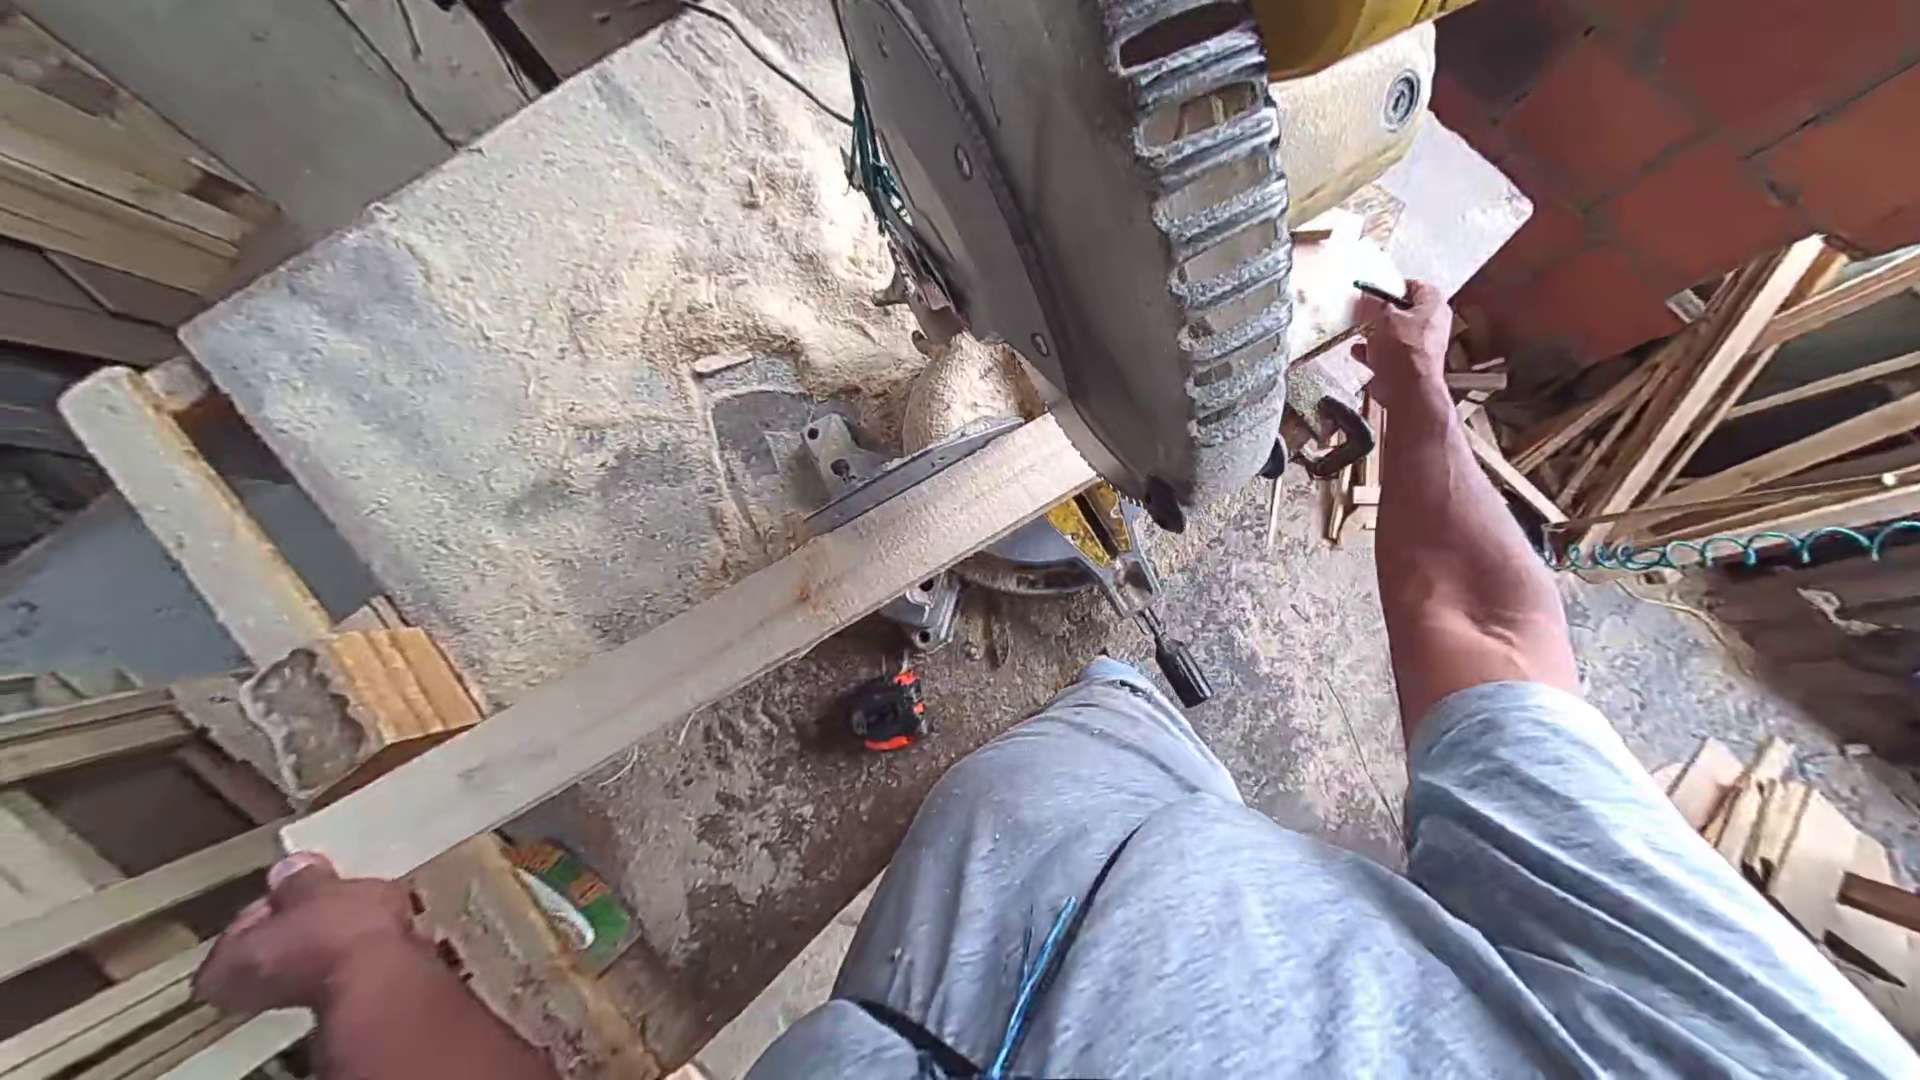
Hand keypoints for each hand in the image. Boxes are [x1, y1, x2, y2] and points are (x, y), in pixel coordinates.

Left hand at [194, 853, 425, 1013]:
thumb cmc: (338, 930)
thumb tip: (288, 868)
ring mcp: (295, 994)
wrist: (384, 971)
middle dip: (323, 910)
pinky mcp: (340, 990)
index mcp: (223, 967)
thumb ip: (300, 878)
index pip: (253, 915)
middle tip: (350, 889)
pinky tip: (393, 918)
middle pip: (288, 932)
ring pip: (321, 942)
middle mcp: (247, 989)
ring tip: (380, 900)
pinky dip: (366, 936)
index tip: (319, 878)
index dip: (290, 892)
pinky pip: (348, 953)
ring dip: (349, 921)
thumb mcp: (319, 888)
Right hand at [1353, 279, 1451, 411]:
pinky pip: (1386, 351)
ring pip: (1393, 332)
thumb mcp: (1384, 318)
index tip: (1374, 291)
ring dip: (1374, 333)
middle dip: (1380, 313)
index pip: (1415, 286)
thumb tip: (1366, 295)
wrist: (1406, 388)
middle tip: (1363, 312)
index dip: (1393, 287)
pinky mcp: (1406, 362)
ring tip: (1359, 332)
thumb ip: (1373, 304)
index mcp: (1433, 306)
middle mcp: (1430, 324)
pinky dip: (1372, 351)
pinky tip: (1359, 351)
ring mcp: (1419, 344)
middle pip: (1402, 310)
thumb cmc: (1404, 352)